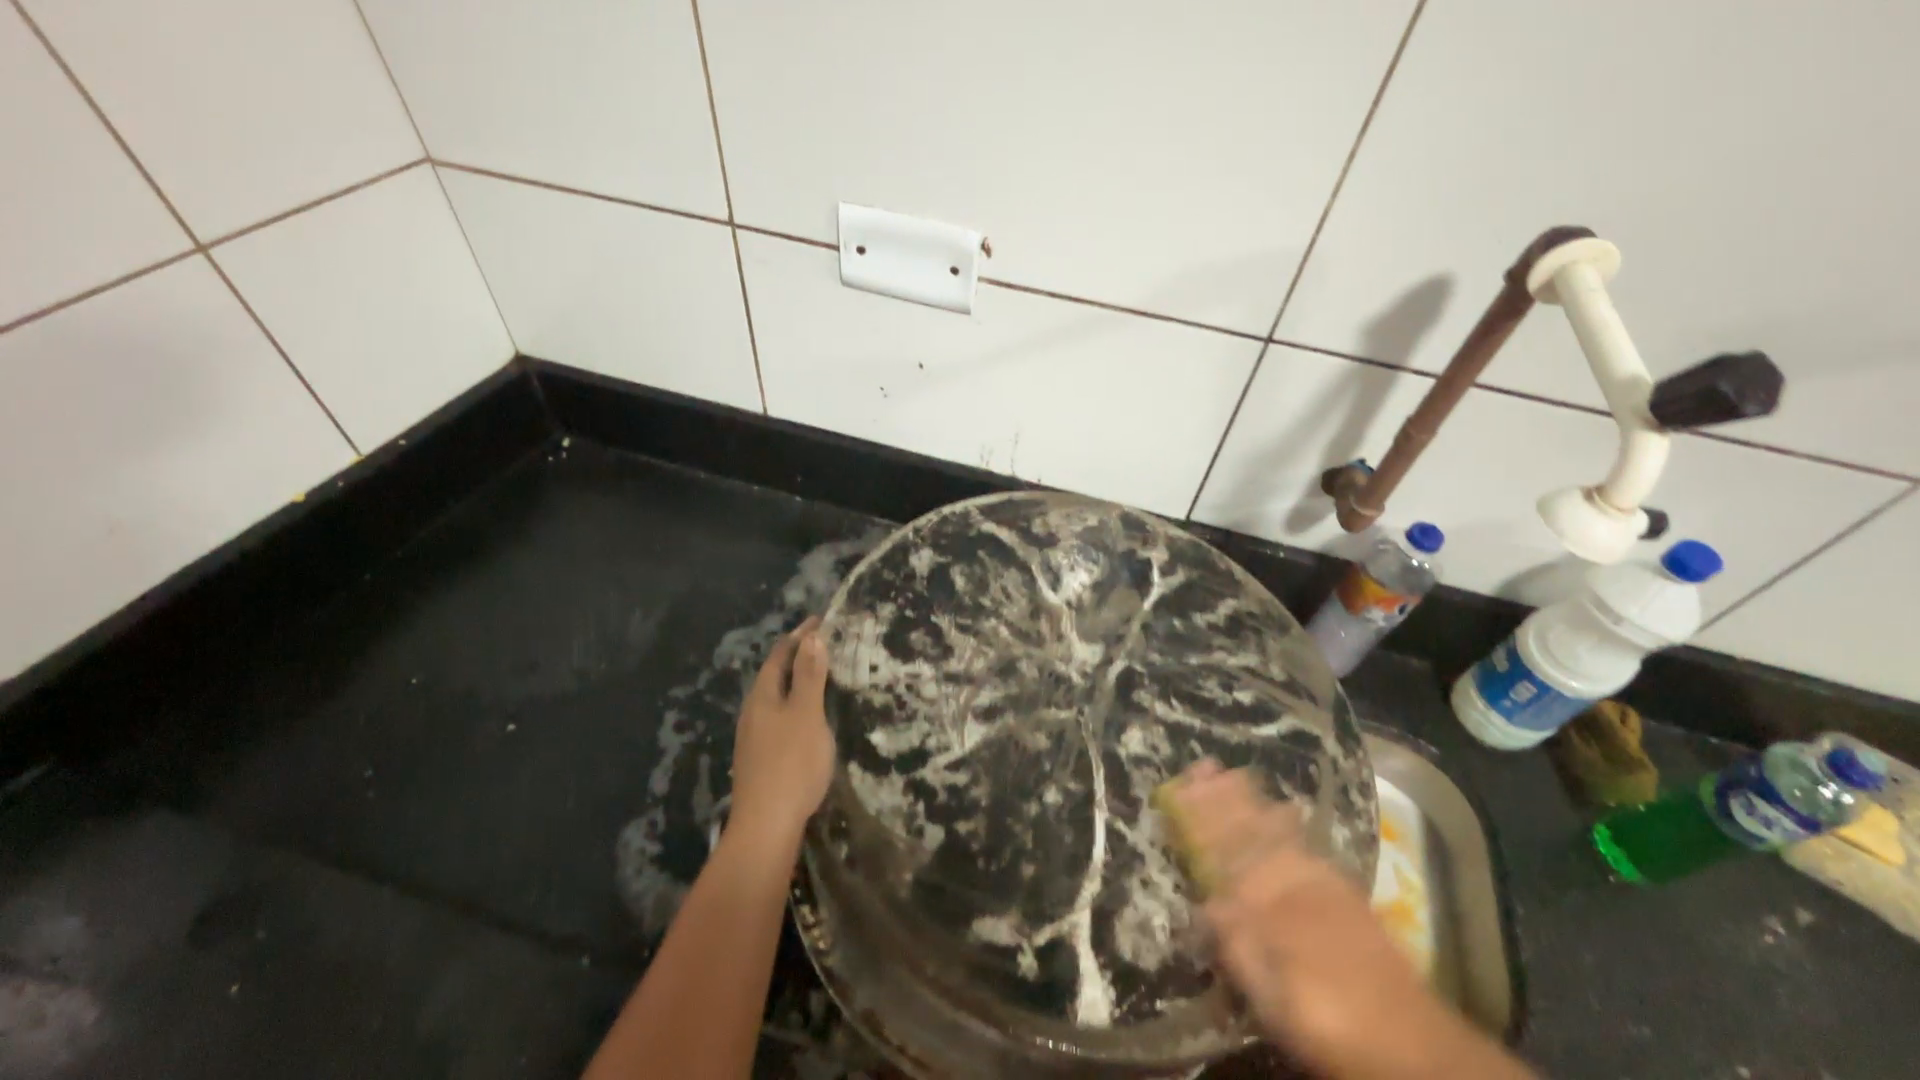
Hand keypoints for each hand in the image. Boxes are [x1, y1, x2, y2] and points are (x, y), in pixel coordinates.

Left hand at [726, 617, 835, 857]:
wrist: (766, 823)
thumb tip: (811, 637)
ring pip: (773, 698)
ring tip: (816, 675)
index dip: (799, 635)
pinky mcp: (759, 758)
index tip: (819, 619)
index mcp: (763, 696)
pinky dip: (793, 705)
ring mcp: (752, 736)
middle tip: (820, 643)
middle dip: (795, 656)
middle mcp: (752, 711)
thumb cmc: (792, 763)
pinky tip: (804, 718)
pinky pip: (776, 718)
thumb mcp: (807, 715)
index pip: (780, 654)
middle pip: (773, 675)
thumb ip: (810, 677)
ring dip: (794, 682)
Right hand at [1166, 763, 1531, 1079]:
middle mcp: (1296, 884)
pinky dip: (1289, 825)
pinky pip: (1306, 846)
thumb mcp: (1273, 997)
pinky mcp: (1347, 899)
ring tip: (1236, 776)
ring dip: (1254, 804)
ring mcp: (1325, 887)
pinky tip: (1286, 813)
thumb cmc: (1329, 1023)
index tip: (1181, 789)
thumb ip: (1239, 944)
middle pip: (1252, 834)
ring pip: (1279, 835)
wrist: (1414, 1044)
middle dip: (1225, 801)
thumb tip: (1205, 902)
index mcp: (1271, 906)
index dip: (1201, 821)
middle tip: (1205, 768)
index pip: (1224, 852)